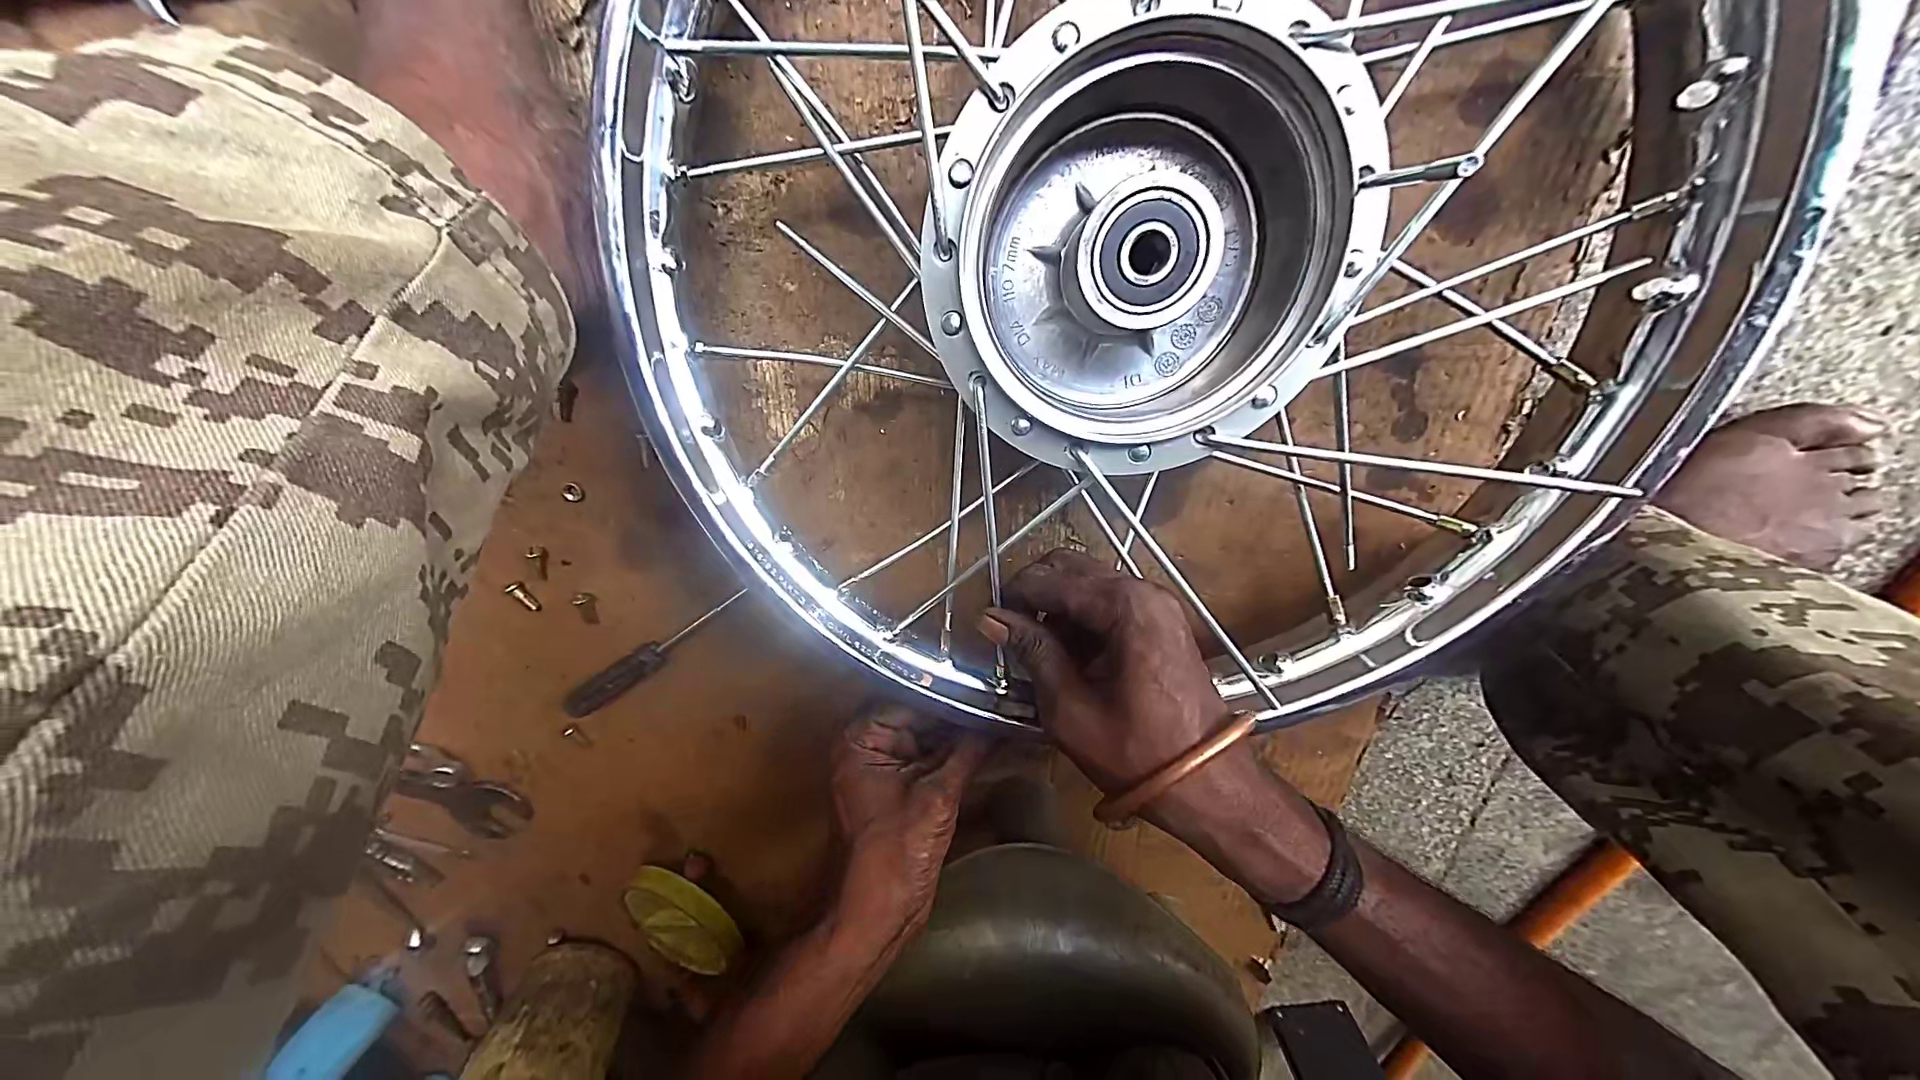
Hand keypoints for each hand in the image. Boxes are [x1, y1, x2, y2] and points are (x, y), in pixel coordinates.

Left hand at [830, 705, 988, 940]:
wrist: (875, 918)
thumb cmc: (890, 860)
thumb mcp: (937, 798)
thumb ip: (967, 753)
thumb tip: (994, 723)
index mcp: (859, 741)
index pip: (909, 700)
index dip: (947, 693)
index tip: (982, 685)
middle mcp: (866, 749)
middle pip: (919, 717)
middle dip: (957, 714)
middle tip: (997, 701)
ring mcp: (882, 771)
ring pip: (927, 739)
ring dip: (959, 735)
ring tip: (997, 719)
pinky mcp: (899, 791)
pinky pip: (929, 762)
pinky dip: (955, 758)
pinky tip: (986, 748)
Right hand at [978, 549, 1247, 804]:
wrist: (1208, 782)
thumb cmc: (1137, 753)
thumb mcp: (1070, 708)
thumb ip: (1033, 652)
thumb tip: (993, 619)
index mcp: (1125, 607)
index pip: (1052, 580)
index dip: (1014, 597)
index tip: (992, 622)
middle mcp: (1145, 591)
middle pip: (1072, 566)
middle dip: (1035, 592)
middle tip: (1012, 631)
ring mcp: (1158, 603)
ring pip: (1089, 580)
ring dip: (1058, 604)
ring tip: (1039, 648)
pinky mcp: (1163, 620)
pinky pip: (1110, 600)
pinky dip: (1082, 616)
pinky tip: (1071, 653)